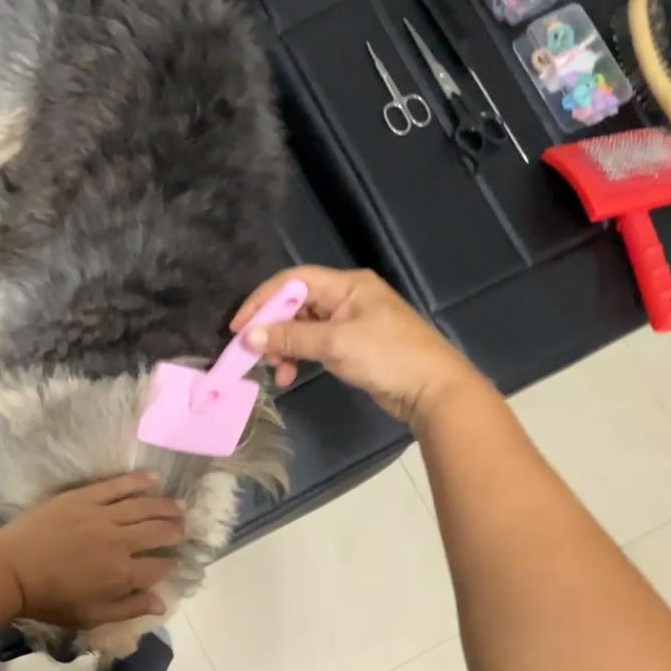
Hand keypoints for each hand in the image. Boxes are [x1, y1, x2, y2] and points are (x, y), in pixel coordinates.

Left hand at [0, 473, 184, 628]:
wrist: (11, 570)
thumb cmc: (48, 599)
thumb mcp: (90, 615)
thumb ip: (128, 608)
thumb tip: (161, 602)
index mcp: (123, 574)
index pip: (159, 567)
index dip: (170, 564)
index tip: (175, 561)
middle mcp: (120, 542)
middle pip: (158, 532)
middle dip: (175, 531)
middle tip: (184, 529)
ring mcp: (103, 515)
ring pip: (144, 506)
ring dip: (165, 505)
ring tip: (180, 505)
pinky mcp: (84, 497)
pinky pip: (118, 485)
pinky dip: (138, 480)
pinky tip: (154, 477)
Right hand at [231, 266, 490, 424]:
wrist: (431, 388)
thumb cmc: (387, 357)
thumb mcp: (335, 344)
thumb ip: (290, 338)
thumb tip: (249, 337)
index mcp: (347, 285)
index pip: (293, 281)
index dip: (262, 301)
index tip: (238, 328)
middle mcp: (346, 297)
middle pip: (295, 303)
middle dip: (272, 328)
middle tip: (255, 354)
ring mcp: (349, 321)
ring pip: (302, 326)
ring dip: (284, 347)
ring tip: (277, 371)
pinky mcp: (351, 344)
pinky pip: (314, 343)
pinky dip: (299, 357)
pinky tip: (291, 375)